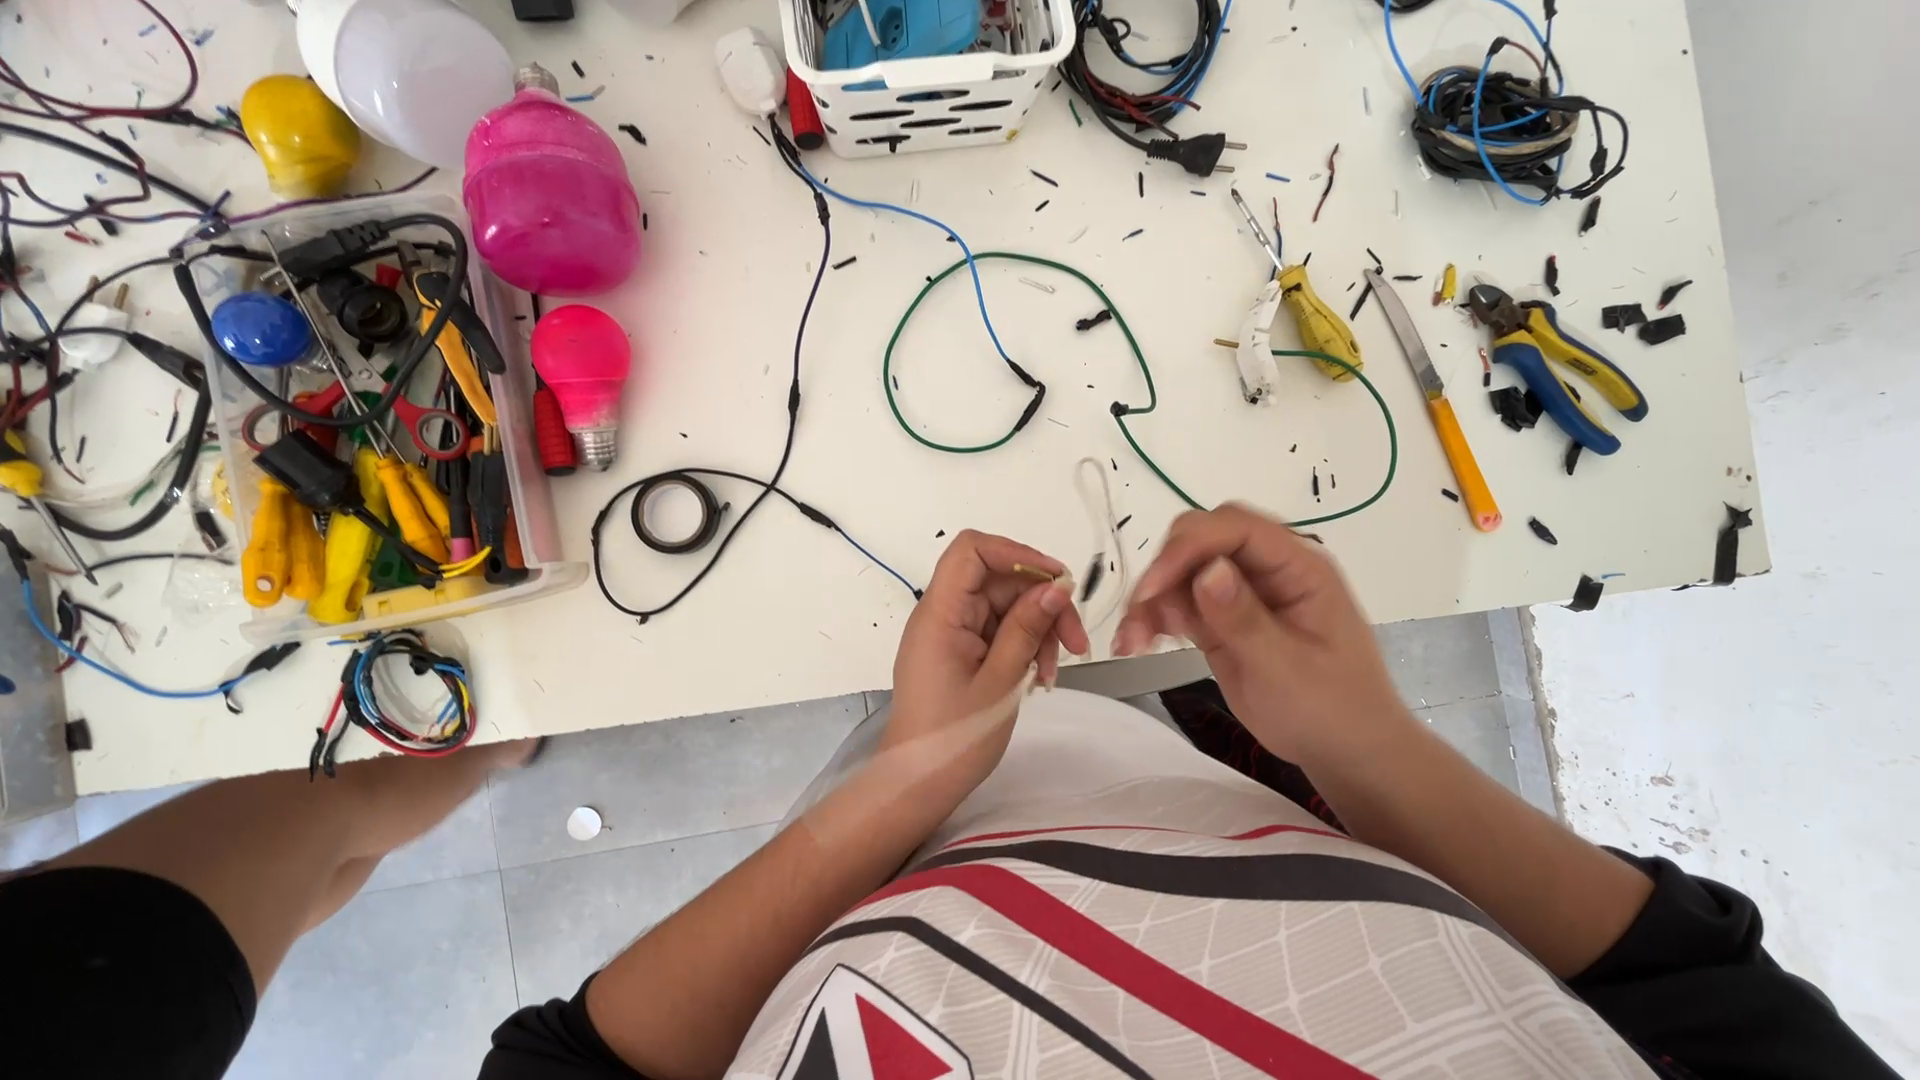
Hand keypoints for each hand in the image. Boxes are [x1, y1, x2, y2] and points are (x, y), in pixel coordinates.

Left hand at [885, 530, 1090, 789]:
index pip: (972, 551)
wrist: (919, 785)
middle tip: (1077, 642)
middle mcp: (943, 614)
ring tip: (1054, 672)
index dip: (1016, 554)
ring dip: (1039, 631)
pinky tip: (1040, 678)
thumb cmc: (954, 738)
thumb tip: (1056, 585)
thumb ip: (1027, 628)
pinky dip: (1024, 648)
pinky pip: (999, 632)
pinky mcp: (961, 652)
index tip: (1057, 580)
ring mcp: (952, 634)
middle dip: (1042, 604)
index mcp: (940, 613)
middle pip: (999, 581)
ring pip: (1006, 608)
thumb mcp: (1000, 682)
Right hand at [1112, 504, 1404, 764]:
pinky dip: (1153, 617)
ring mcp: (1242, 594)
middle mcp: (1267, 569)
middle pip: (1202, 539)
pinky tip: (1137, 642)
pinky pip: (1179, 602)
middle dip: (1165, 569)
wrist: (1343, 752)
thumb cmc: (1330, 710)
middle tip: (1140, 614)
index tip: (1153, 588)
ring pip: (1182, 572)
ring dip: (1151, 599)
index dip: (1188, 547)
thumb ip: (1245, 619)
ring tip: (1132, 642)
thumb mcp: (1287, 669)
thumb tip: (1207, 570)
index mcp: (1297, 567)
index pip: (1236, 528)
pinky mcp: (1220, 620)